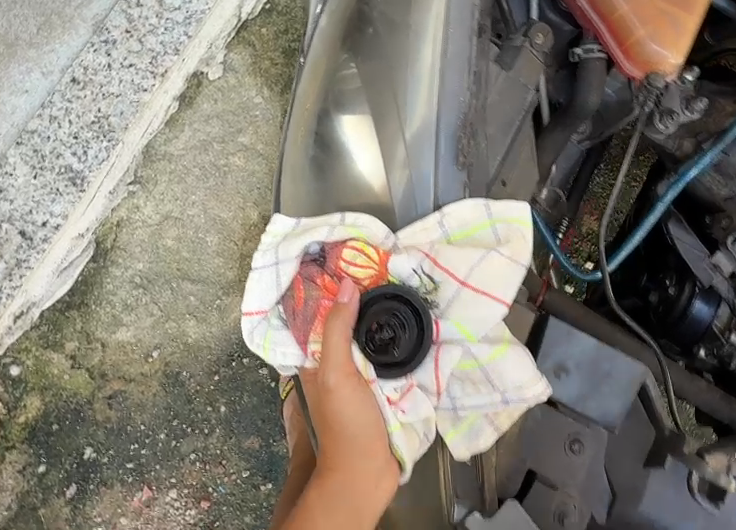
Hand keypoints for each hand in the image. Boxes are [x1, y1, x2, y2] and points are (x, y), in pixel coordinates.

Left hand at [301, 279, 399, 505]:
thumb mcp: (335, 373)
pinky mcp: (384, 389)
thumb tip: (348, 285)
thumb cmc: (345, 426)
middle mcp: (337, 364)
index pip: (323, 313)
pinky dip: (401, 343)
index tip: (357, 259)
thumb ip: (338, 330)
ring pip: (373, 339)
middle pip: (350, 323)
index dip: (336, 287)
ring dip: (387, 321)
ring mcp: (362, 377)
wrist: (368, 475)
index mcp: (318, 359)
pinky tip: (418, 328)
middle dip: (367, 300)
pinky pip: (391, 358)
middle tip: (391, 269)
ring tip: (407, 290)